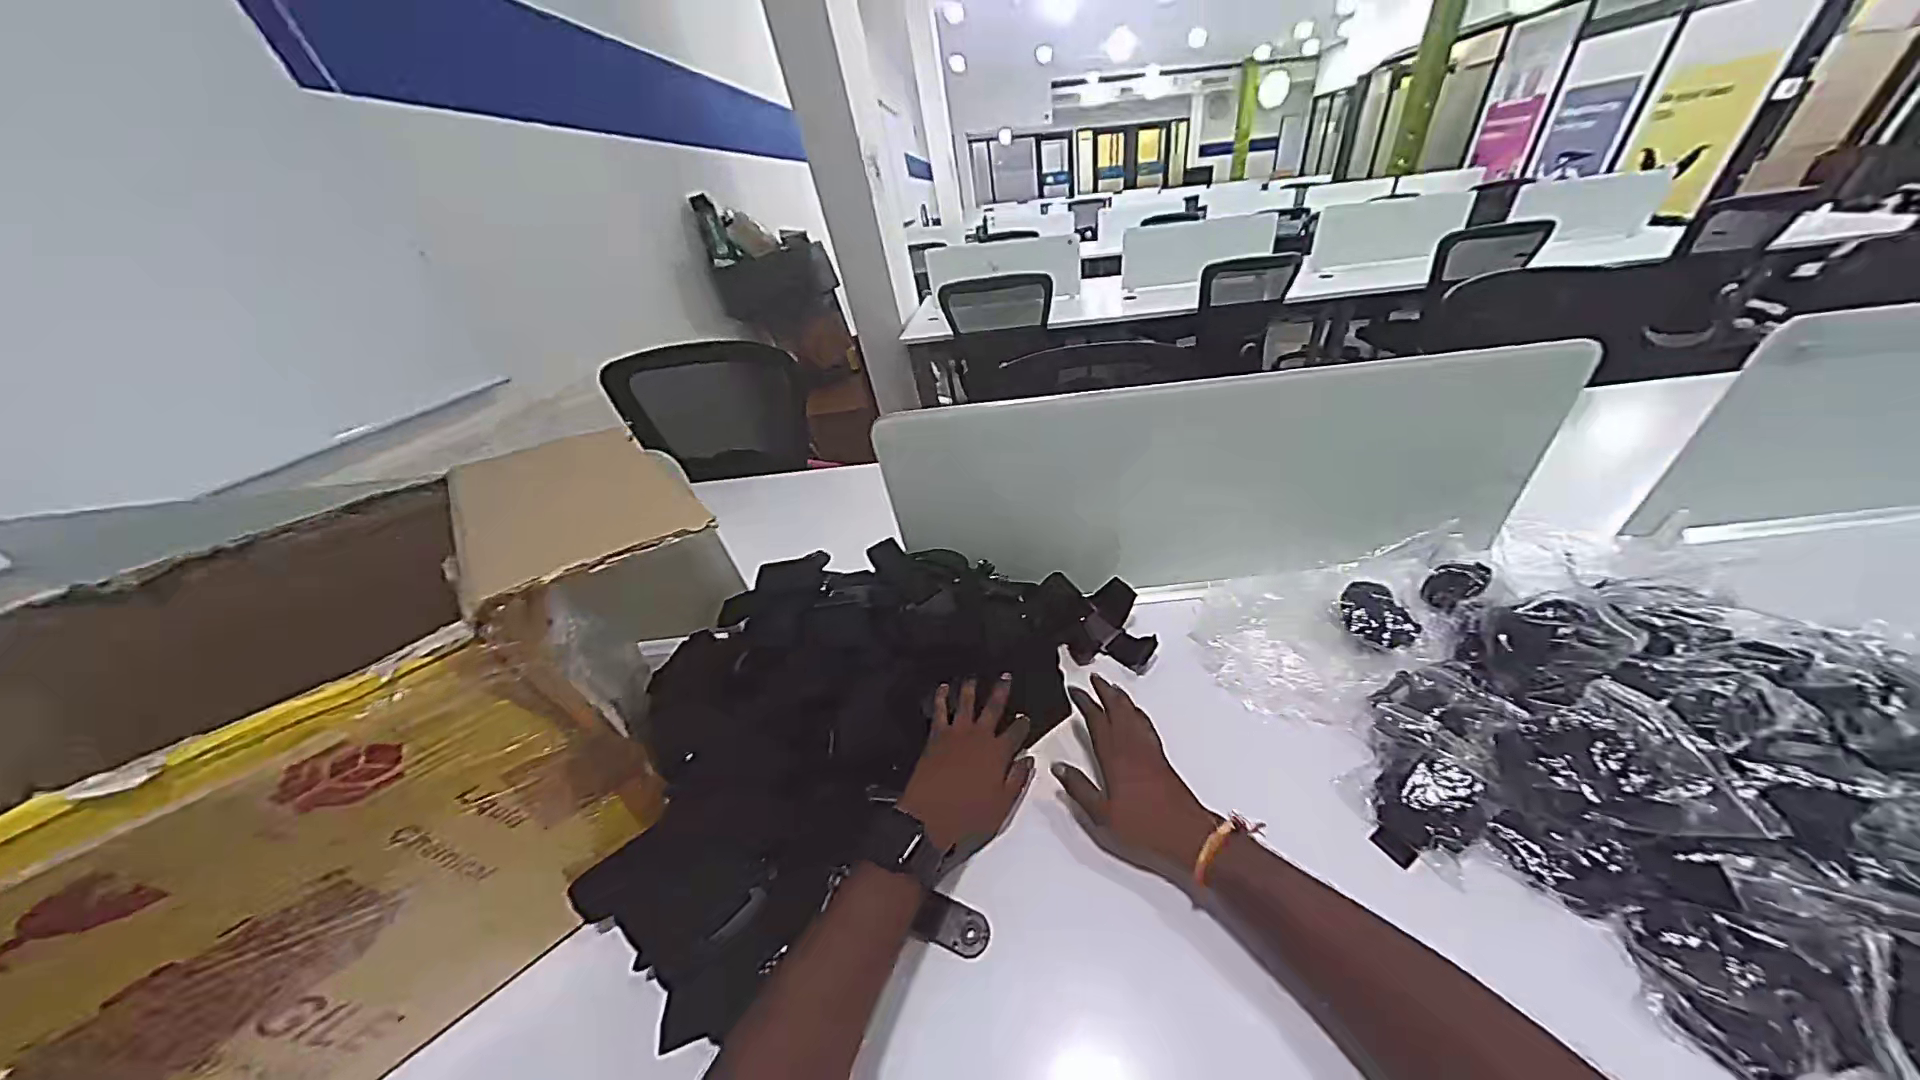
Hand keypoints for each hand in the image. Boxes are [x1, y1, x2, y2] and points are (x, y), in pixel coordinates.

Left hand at [899, 676, 1035, 854]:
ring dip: (971, 689)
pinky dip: (942, 697)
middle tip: (1005, 678)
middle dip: (1001, 691)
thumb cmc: (968, 816)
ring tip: (974, 678)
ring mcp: (956, 733)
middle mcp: (979, 737)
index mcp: (999, 753)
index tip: (1025, 718)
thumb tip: (1028, 761)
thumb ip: (1017, 779)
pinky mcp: (936, 736)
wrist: (929, 818)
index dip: (1023, 723)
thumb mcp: (1002, 805)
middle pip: (994, 707)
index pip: (1016, 731)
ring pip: (967, 703)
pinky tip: (943, 689)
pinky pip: (940, 710)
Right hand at [1053, 675, 1221, 880]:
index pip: (1096, 720)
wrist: (1188, 835)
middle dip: (1105, 691)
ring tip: (1112, 689)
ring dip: (1121, 698)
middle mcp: (1133, 748)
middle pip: (1118, 709)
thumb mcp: (1102, 815)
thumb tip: (1060, 769)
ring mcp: (1149, 751)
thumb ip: (1079, 788)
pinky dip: (1136, 712)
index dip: (1085, 702)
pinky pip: (1145, 724)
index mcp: (1115, 758)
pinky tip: (1135, 714)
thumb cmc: (1146, 827)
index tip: (1075, 691)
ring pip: (1133, 714)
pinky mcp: (1161, 759)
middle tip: (1095, 678)